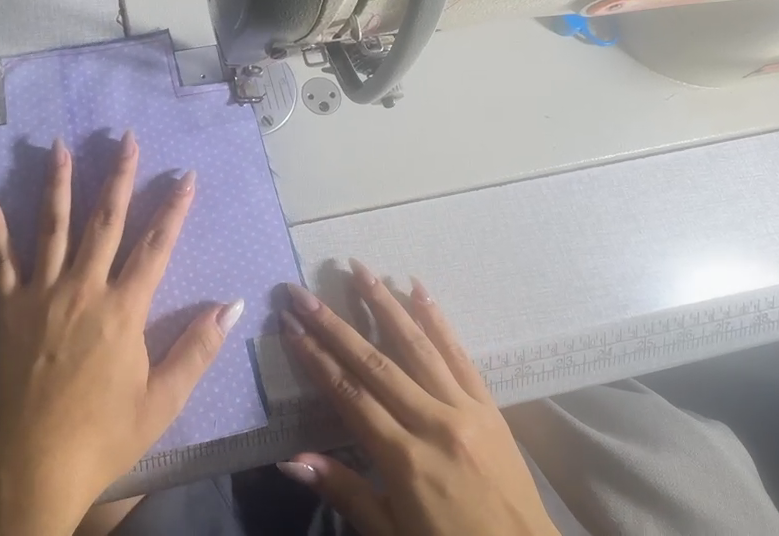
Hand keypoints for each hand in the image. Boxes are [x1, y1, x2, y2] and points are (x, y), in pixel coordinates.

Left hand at [0, 131, 242, 535]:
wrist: (37, 463)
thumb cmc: (105, 434)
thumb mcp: (163, 399)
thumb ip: (197, 348)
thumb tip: (232, 305)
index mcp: (124, 308)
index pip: (156, 247)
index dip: (174, 209)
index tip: (186, 176)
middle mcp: (84, 288)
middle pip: (105, 221)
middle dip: (120, 176)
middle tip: (126, 138)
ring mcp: (42, 293)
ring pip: (52, 226)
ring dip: (58, 183)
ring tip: (61, 145)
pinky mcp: (7, 308)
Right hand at [276, 264, 558, 535]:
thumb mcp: (392, 533)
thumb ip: (345, 490)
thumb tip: (289, 461)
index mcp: (404, 458)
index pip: (348, 394)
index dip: (315, 358)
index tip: (288, 325)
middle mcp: (433, 424)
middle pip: (373, 362)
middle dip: (333, 324)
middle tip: (302, 292)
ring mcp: (465, 410)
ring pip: (416, 346)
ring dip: (384, 303)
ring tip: (358, 268)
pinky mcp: (490, 406)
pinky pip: (459, 355)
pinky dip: (437, 319)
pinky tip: (418, 289)